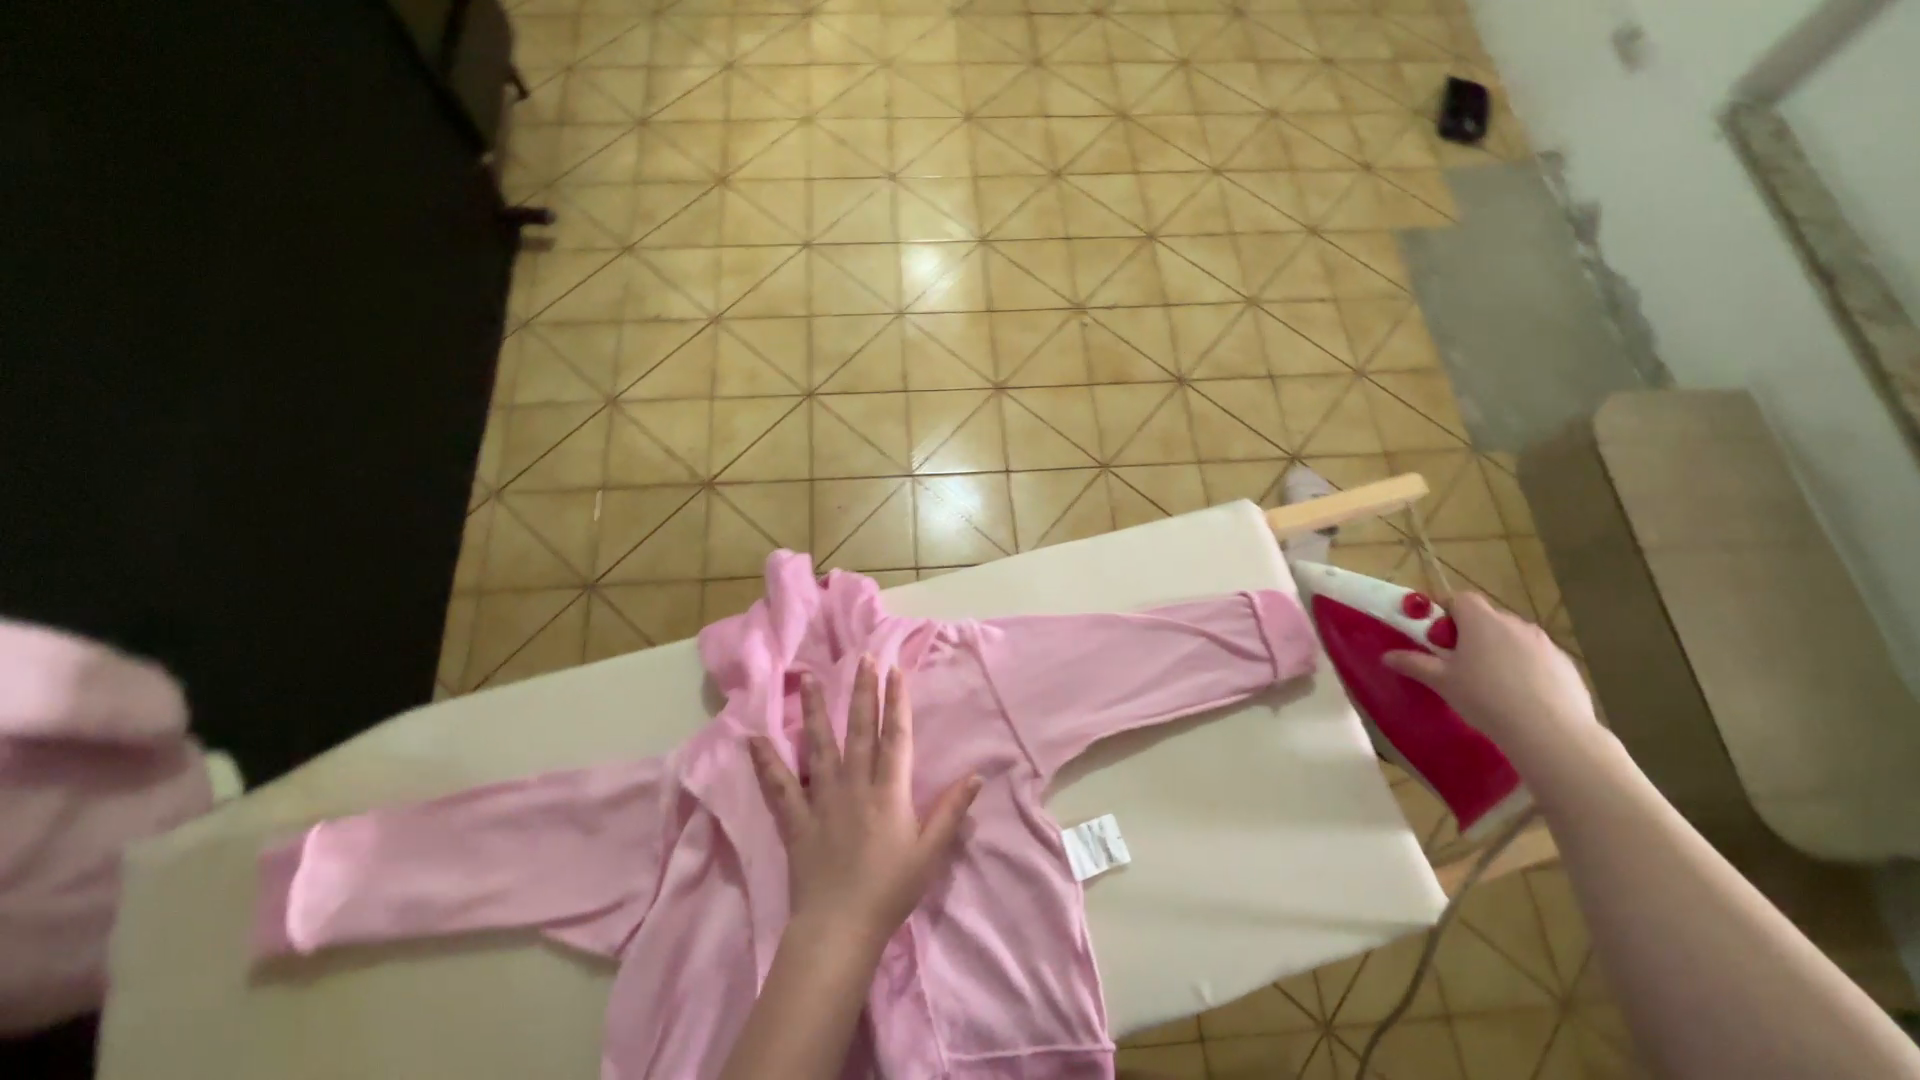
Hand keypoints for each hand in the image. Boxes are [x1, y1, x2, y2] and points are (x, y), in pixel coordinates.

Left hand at [747, 657, 981, 944]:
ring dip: (814, 711)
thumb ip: (951, 811)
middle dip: (862, 692)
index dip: (896, 702)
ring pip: (818, 746)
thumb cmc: (891, 890)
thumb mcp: (930, 853)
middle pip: (859, 730)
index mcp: (889, 791)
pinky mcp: (796, 820)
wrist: (841, 925)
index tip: (895, 670)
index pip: (895, 736)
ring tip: (808, 678)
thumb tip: (976, 775)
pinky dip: (765, 762)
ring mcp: (821, 800)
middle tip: (862, 658)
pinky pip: (779, 786)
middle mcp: (854, 785)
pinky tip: (753, 738)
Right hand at [1383, 592, 1595, 749]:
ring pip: (1513, 639)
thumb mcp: (1442, 682)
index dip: (1446, 611)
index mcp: (1482, 622)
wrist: (1549, 731)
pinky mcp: (1564, 664)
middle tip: (1459, 665)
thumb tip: (1387, 656)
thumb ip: (1414, 664)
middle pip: (1487, 619)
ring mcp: (1544, 643)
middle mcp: (1515, 624)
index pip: (1460, 598)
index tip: (1437, 636)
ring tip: (1492, 685)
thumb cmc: (1486, 699)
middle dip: (1471, 635)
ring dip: (1500, 651)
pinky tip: (1521, 698)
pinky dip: (1526, 669)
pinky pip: (1537, 658)